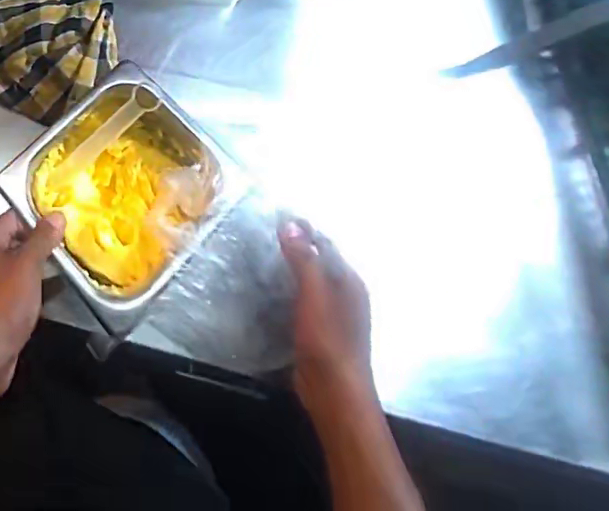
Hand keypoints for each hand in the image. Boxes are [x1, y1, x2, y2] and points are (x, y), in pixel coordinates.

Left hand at [0, 210, 63, 400]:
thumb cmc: (1, 305)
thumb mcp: (26, 267)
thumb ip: (42, 239)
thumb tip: (56, 215)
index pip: (15, 216)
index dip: (40, 216)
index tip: (67, 220)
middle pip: (17, 239)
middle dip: (44, 241)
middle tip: (74, 242)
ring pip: (19, 265)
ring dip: (42, 266)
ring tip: (71, 264)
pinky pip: (18, 287)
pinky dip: (35, 287)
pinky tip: (56, 291)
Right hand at [279, 219, 374, 413]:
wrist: (335, 394)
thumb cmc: (327, 341)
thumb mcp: (314, 295)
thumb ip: (304, 259)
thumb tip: (290, 223)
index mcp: (350, 281)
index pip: (325, 242)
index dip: (302, 227)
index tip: (273, 214)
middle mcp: (346, 293)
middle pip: (318, 259)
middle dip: (294, 243)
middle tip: (260, 231)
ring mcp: (334, 313)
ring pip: (310, 279)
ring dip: (289, 265)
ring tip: (259, 254)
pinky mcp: (319, 329)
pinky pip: (302, 297)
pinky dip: (287, 286)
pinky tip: (268, 287)